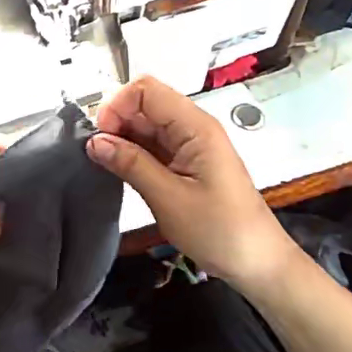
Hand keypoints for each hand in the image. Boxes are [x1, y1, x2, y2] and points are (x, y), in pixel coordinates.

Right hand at [85, 77, 299, 290]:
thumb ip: (130, 164)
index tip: (100, 136)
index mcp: (196, 128)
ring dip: (121, 139)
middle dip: (115, 122)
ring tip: (108, 166)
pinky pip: (151, 145)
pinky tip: (120, 171)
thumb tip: (95, 142)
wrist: (256, 262)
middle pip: (143, 104)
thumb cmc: (221, 231)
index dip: (117, 105)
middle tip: (99, 154)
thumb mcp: (169, 198)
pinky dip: (131, 153)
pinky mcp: (184, 162)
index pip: (146, 90)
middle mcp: (192, 129)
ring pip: (144, 124)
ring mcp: (188, 145)